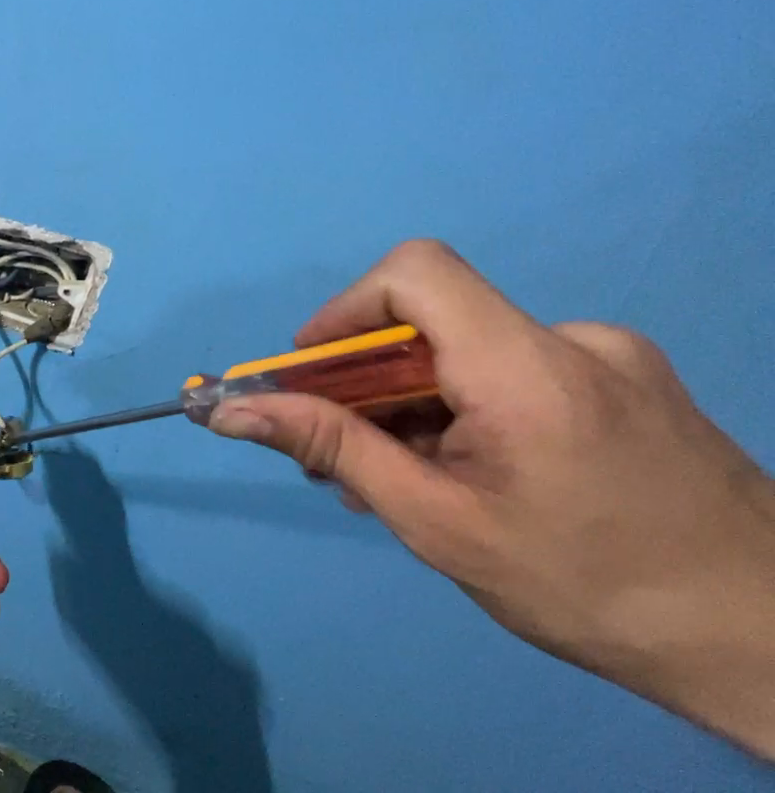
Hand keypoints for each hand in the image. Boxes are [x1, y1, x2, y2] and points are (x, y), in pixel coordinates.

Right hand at [207, 240, 774, 754]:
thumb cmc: (590, 588)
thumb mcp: (435, 522)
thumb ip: (330, 448)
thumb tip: (229, 410)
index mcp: (528, 368)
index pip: (416, 274)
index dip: (345, 310)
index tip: (312, 375)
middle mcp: (573, 343)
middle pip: (433, 324)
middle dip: (364, 381)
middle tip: (335, 457)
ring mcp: (614, 363)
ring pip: (471, 356)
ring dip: (413, 405)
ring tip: (402, 481)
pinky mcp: (633, 388)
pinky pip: (516, 376)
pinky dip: (465, 412)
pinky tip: (465, 476)